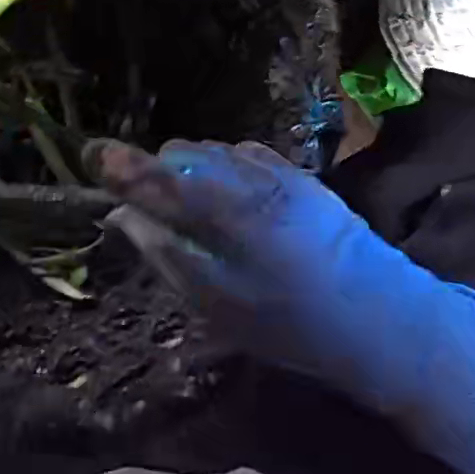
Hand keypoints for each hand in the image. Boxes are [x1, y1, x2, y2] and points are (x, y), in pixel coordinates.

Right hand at [89, 139, 474, 473]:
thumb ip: (163, 252)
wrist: (384, 317)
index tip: (90, 153)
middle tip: (154, 208)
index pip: (158, 176)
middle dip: (156, 174)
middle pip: (178, 154)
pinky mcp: (290, 167)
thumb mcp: (218, 303)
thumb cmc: (292, 324)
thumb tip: (120, 215)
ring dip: (186, 170)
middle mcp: (246, 179)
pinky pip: (234, 152)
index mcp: (227, 216)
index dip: (119, 164)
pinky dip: (217, 168)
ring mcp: (272, 168)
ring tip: (195, 209)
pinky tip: (228, 198)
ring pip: (205, 149)